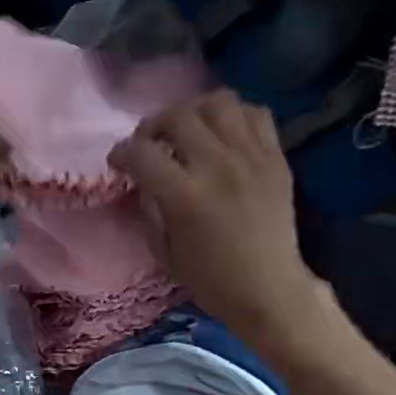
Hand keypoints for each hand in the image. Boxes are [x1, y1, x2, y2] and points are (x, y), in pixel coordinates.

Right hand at [109, 91, 326, 347]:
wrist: (271, 292)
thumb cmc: (214, 282)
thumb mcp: (166, 254)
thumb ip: (150, 210)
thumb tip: (143, 181)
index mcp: (186, 197)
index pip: (141, 153)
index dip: (121, 153)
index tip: (119, 162)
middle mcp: (218, 166)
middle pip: (177, 116)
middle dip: (153, 126)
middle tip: (152, 144)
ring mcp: (251, 158)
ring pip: (218, 102)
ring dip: (195, 111)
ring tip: (190, 131)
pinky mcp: (276, 158)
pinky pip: (255, 113)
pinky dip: (235, 117)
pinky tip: (226, 136)